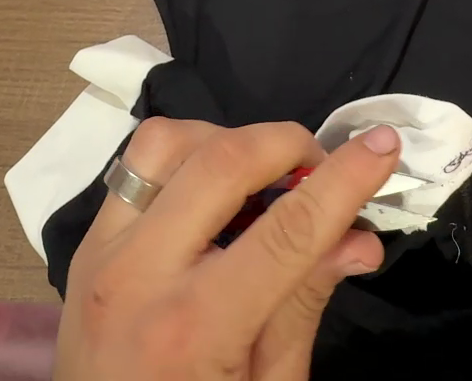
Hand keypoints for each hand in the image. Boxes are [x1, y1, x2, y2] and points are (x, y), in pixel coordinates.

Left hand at [56, 117, 401, 379]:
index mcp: (192, 330)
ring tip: (261, 177)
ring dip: (228, 141)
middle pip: (222, 162)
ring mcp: (102, 251)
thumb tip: (361, 237)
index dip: (344, 180)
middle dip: (287, 144)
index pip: (286, 230)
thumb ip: (306, 302)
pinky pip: (136, 161)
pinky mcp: (87, 241)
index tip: (384, 144)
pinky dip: (186, 153)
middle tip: (318, 167)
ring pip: (169, 141)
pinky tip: (213, 189)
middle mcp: (137, 276)